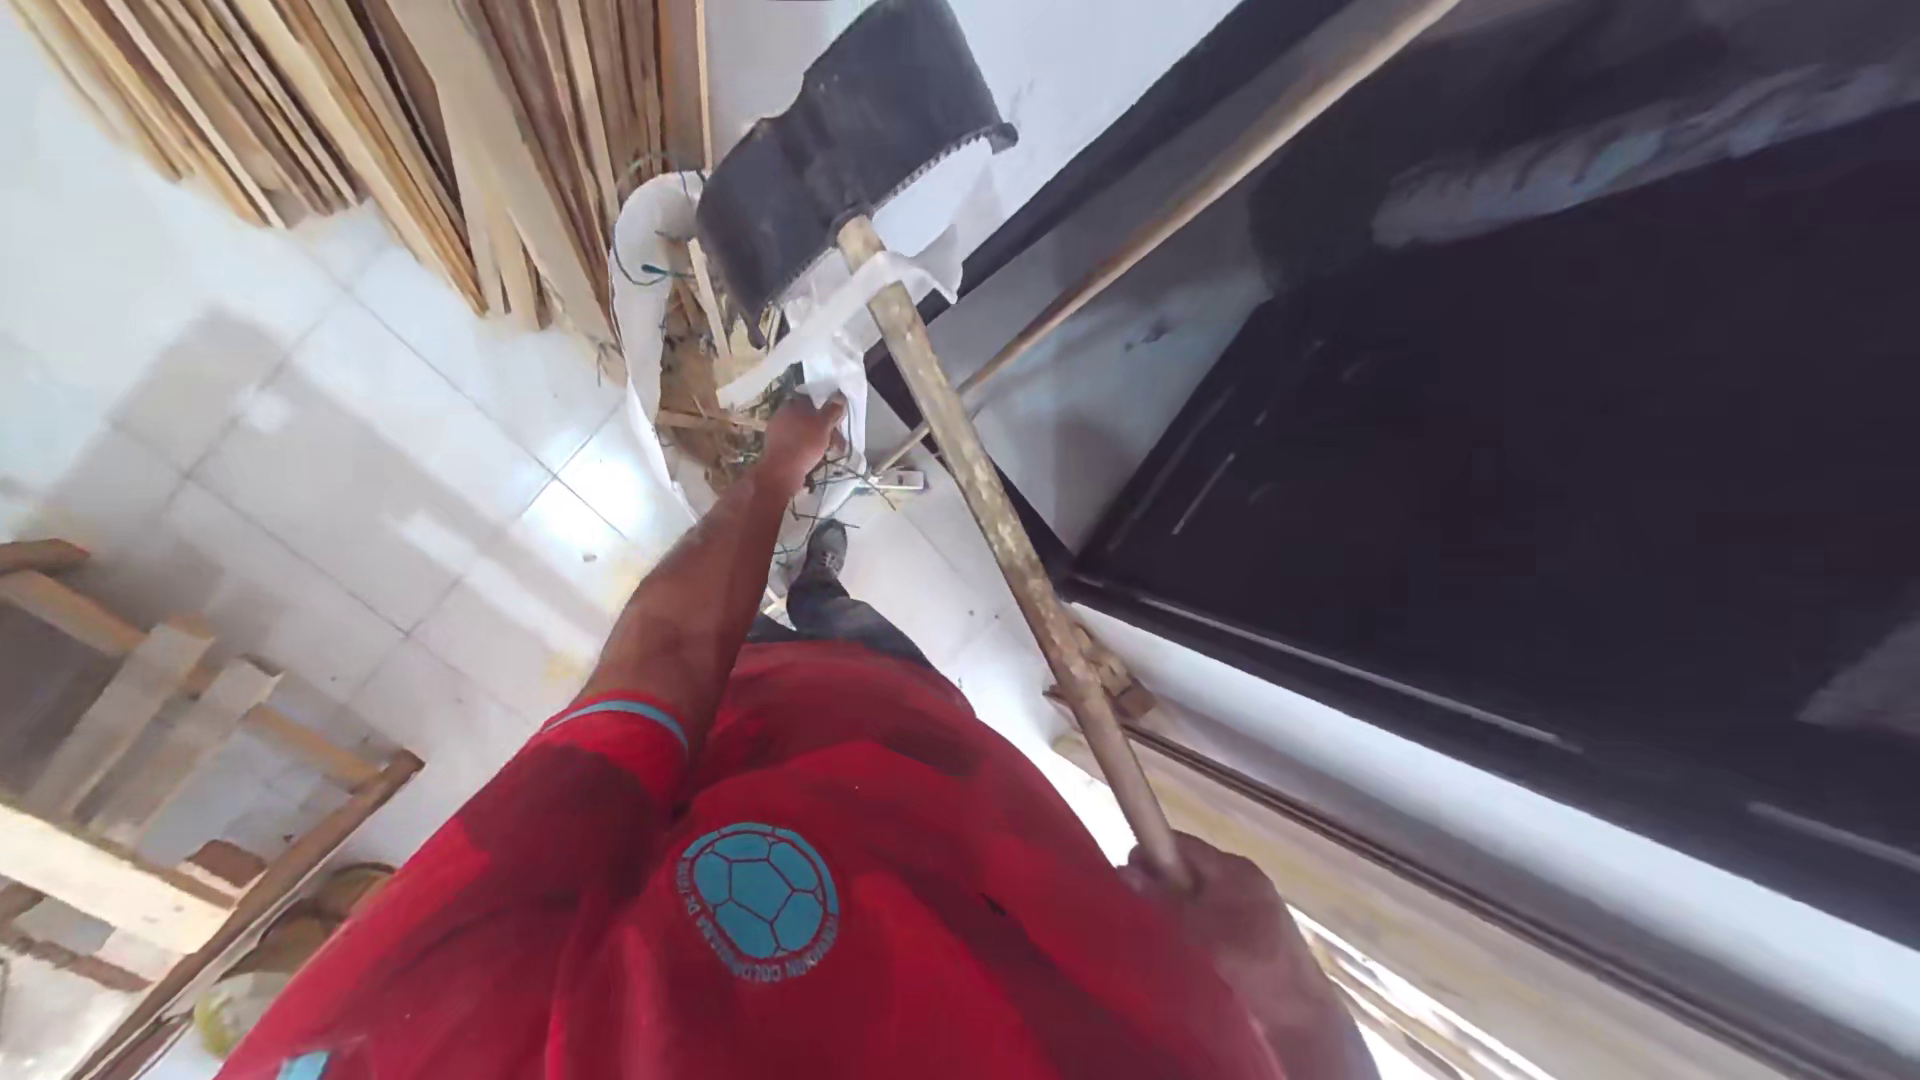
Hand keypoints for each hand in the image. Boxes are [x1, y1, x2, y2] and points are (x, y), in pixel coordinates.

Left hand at [757, 394, 845, 494]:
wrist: (782, 470)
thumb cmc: (805, 442)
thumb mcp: (824, 424)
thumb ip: (832, 410)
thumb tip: (840, 396)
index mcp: (792, 404)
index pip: (810, 398)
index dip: (825, 407)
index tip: (836, 418)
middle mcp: (782, 414)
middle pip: (808, 417)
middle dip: (824, 427)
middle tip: (837, 439)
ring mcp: (777, 432)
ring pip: (803, 431)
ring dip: (817, 439)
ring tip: (830, 450)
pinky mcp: (777, 448)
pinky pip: (796, 444)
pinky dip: (807, 448)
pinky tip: (816, 458)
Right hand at [1124, 834, 1375, 1079]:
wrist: (1304, 1026)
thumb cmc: (1247, 965)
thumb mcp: (1194, 928)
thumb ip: (1158, 897)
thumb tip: (1122, 869)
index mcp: (1234, 868)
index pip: (1179, 844)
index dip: (1150, 854)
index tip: (1127, 877)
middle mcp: (1246, 881)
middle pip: (1188, 871)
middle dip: (1163, 888)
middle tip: (1143, 914)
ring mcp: (1257, 910)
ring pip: (1200, 900)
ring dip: (1179, 915)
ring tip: (1165, 939)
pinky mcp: (1261, 940)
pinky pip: (1215, 922)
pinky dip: (1198, 934)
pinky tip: (1190, 956)